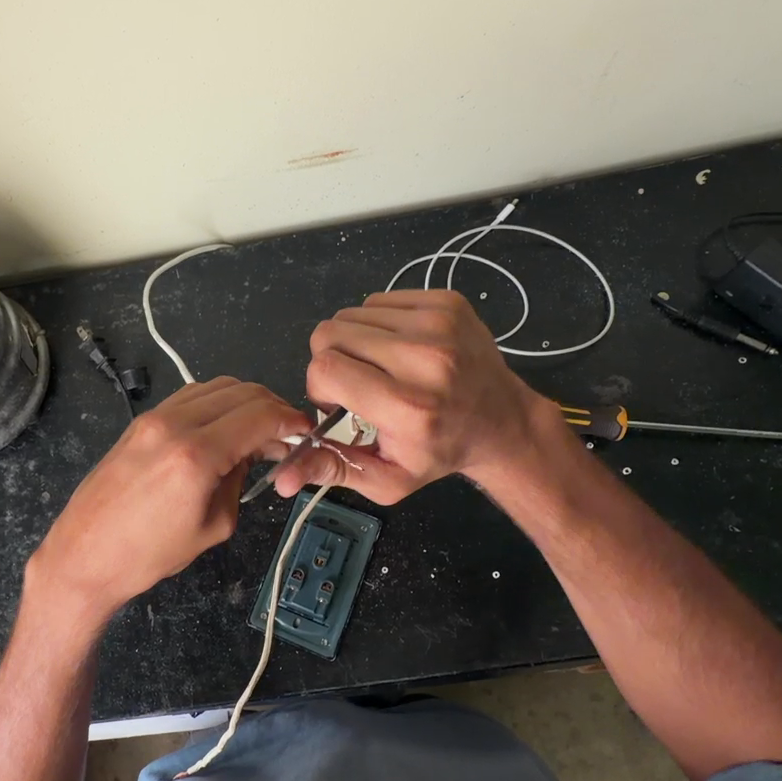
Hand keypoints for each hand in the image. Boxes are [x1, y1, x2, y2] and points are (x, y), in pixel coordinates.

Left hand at [28, 378, 308, 625]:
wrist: (85, 554)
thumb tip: (251, 451)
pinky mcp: (140, 421)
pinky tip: (224, 427)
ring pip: (215, 386)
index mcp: (197, 454)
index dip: (291, 420)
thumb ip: (239, 479)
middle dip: (273, 407)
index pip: (260, 414)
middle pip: (242, 391)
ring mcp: (153, 417)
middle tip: (286, 433)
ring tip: (258, 430)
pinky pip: (190, 397)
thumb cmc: (149, 555)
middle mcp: (175, 423)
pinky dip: (216, 403)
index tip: (306, 432)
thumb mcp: (213, 525)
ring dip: (245, 401)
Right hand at [274, 289, 554, 503]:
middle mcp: (424, 358)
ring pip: (351, 314)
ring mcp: (438, 323)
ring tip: (379, 366)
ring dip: (353, 341)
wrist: (503, 423)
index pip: (326, 368)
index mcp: (408, 406)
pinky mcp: (446, 301)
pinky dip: (377, 323)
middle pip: (330, 332)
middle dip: (329, 359)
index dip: (318, 385)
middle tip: (355, 382)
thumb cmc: (438, 454)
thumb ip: (330, 470)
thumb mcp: (385, 480)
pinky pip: (378, 300)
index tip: (338, 403)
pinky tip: (397, 348)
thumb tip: (278, 480)